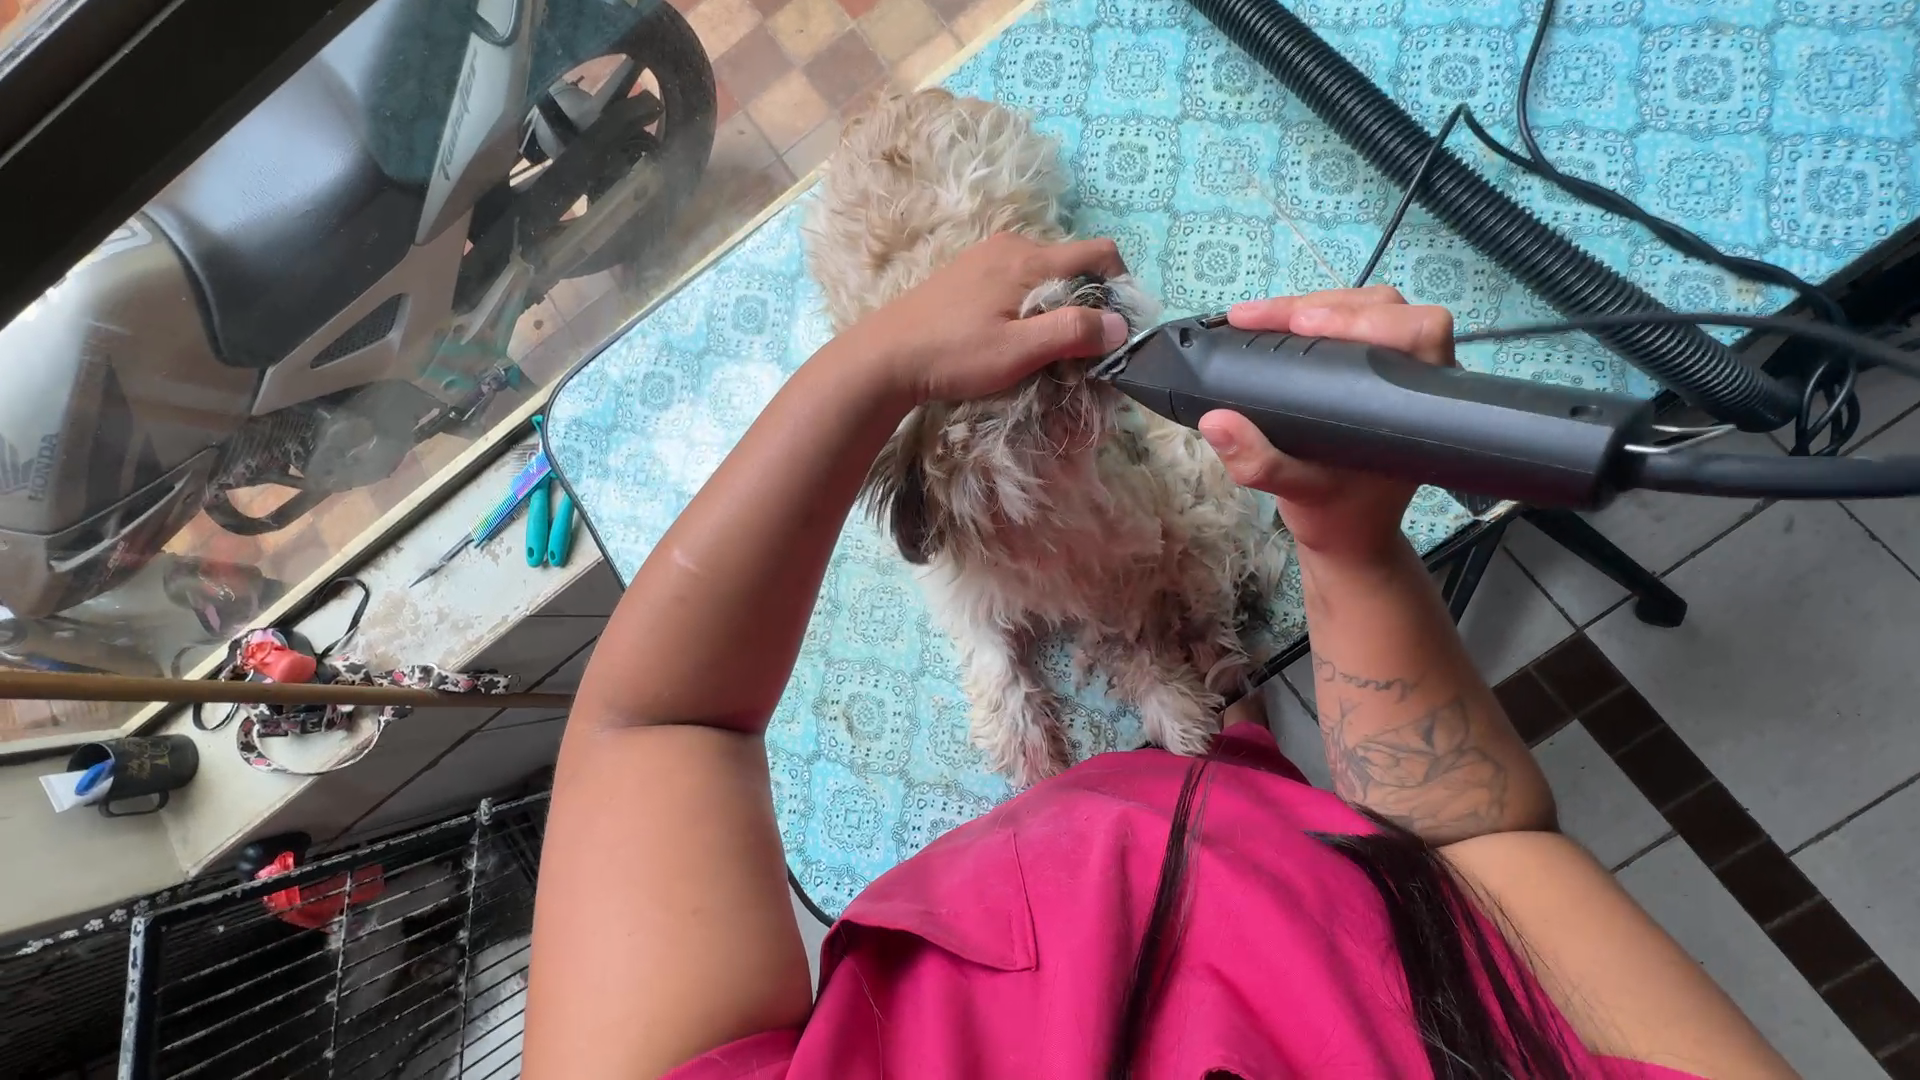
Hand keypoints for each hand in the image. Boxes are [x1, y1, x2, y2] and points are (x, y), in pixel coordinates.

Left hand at [835, 233, 1133, 404]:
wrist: (885, 357)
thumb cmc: (953, 355)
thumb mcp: (1017, 352)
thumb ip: (1070, 333)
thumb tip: (1118, 324)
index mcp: (1029, 258)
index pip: (1100, 253)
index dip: (1120, 288)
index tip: (1113, 329)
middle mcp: (1011, 245)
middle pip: (1072, 262)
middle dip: (1087, 300)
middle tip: (1080, 347)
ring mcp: (986, 256)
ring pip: (1044, 272)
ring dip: (1057, 304)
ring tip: (1045, 346)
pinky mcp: (968, 272)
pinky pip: (1017, 279)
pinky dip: (1029, 302)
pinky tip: (1012, 334)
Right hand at [1198, 285, 1455, 563]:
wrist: (1346, 533)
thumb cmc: (1335, 514)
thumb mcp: (1296, 492)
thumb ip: (1259, 463)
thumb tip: (1214, 420)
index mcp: (1419, 402)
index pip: (1414, 331)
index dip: (1360, 319)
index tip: (1303, 327)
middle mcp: (1416, 376)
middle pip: (1383, 308)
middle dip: (1320, 306)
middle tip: (1260, 319)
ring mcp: (1394, 370)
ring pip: (1363, 309)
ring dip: (1311, 306)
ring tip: (1258, 318)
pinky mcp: (1368, 371)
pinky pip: (1346, 326)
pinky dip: (1309, 319)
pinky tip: (1274, 325)